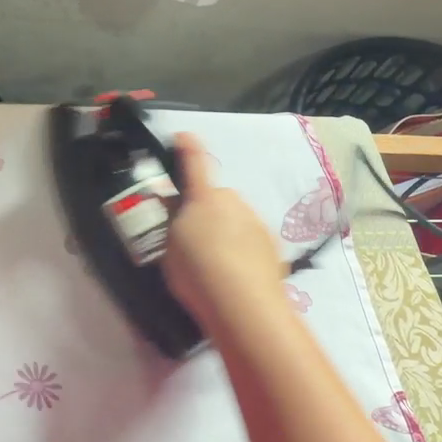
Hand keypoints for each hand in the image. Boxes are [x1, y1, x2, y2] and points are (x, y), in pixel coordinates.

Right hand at [161, 132, 284, 326]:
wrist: (243, 305)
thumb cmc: (196, 271)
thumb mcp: (168, 245)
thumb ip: (172, 223)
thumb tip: (175, 209)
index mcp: (203, 197)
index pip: (194, 162)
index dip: (187, 146)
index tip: (183, 135)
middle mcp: (233, 202)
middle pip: (216, 197)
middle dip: (206, 208)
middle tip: (191, 235)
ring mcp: (257, 223)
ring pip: (236, 218)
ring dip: (226, 229)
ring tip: (215, 260)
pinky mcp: (273, 247)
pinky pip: (251, 239)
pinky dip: (242, 248)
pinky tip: (235, 272)